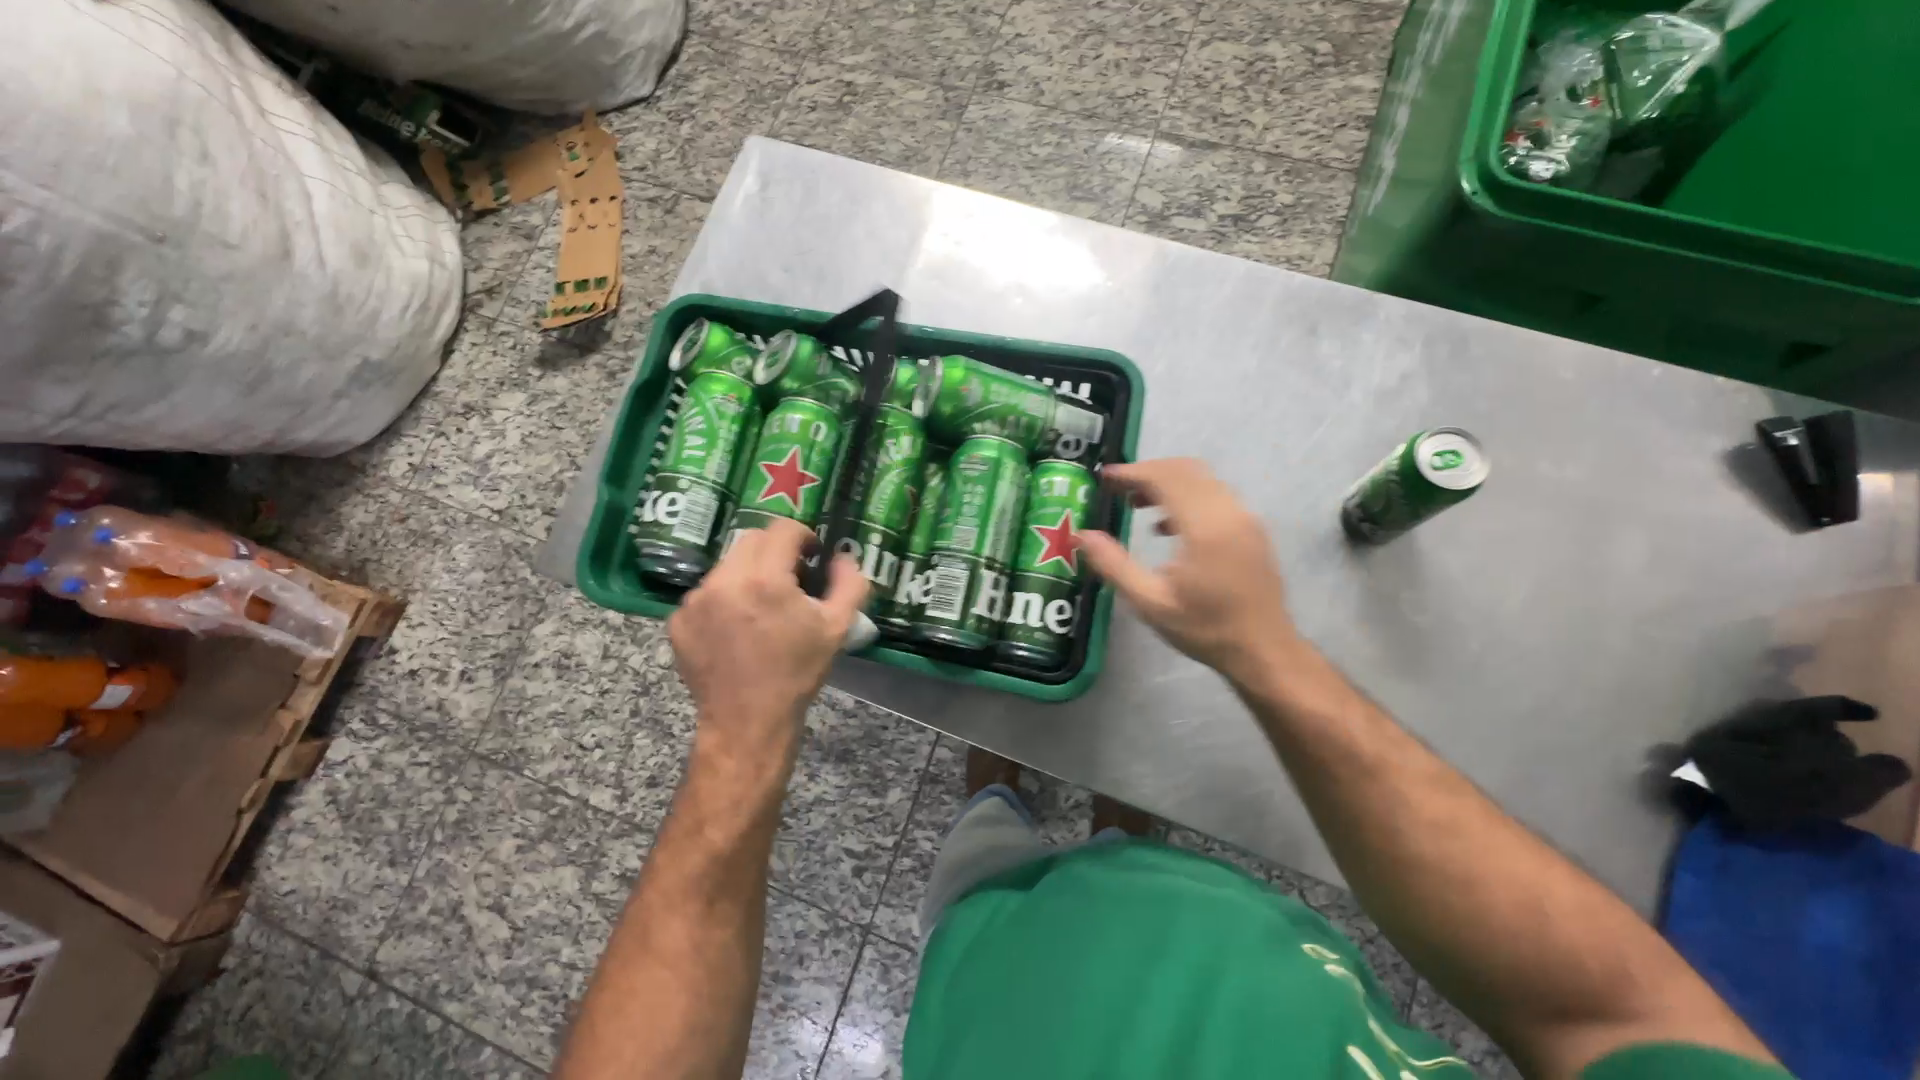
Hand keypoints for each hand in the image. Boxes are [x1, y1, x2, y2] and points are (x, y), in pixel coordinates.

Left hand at [669, 519, 867, 791]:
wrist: (747, 722)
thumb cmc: (796, 674)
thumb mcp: (837, 628)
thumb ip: (849, 583)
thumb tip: (843, 556)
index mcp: (765, 579)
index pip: (783, 529)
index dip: (803, 536)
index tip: (811, 556)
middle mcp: (724, 581)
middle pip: (751, 540)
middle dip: (774, 552)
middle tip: (790, 580)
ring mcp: (695, 600)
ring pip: (727, 566)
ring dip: (747, 575)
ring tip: (761, 609)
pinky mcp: (678, 620)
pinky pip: (706, 594)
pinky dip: (724, 600)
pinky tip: (737, 630)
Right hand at [1077, 458, 1297, 688]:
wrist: (1264, 650)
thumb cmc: (1205, 629)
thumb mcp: (1150, 603)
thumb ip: (1114, 565)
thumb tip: (1082, 535)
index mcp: (1204, 527)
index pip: (1165, 478)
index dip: (1132, 472)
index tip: (1104, 478)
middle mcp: (1229, 512)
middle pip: (1185, 470)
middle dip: (1148, 472)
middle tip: (1117, 489)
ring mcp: (1246, 519)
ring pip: (1203, 480)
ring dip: (1169, 483)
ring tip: (1137, 504)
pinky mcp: (1253, 530)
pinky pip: (1217, 496)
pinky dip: (1189, 496)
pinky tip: (1167, 527)